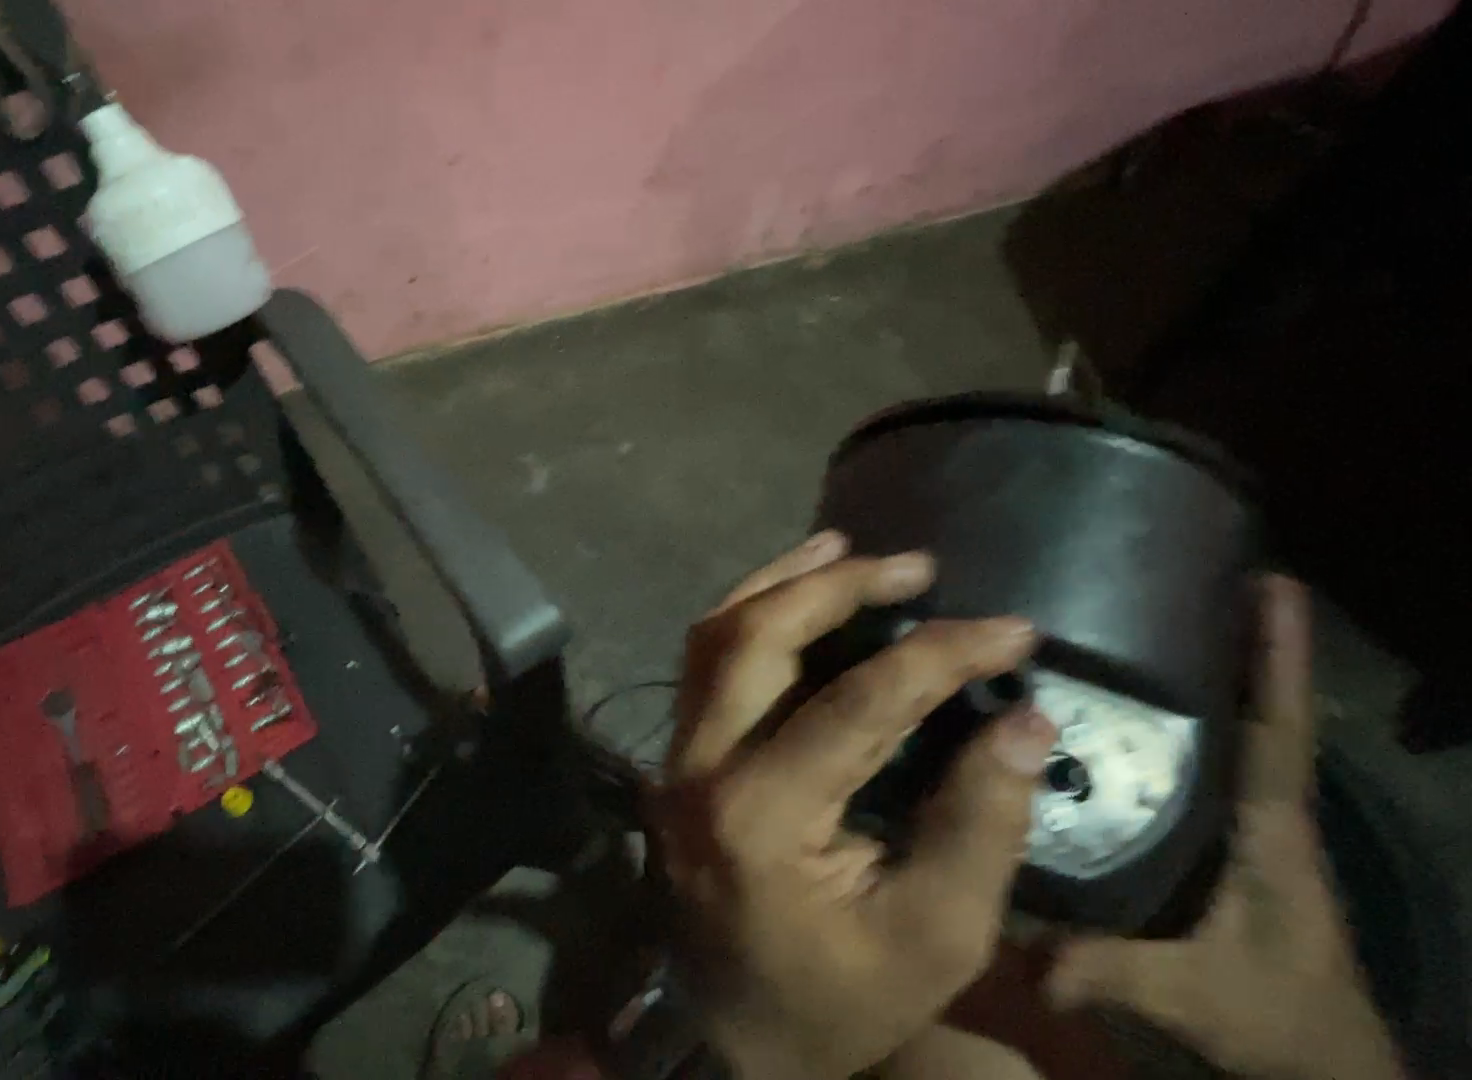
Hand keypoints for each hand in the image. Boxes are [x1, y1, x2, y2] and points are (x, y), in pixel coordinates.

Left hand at [653, 532, 1057, 1078]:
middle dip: (835, 588)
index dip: (940, 656)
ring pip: (712, 638)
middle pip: (753, 640)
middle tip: (915, 568)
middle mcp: (698, 767)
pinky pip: (703, 664)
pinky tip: (793, 594)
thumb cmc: (839, 998)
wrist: (732, 1028)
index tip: (1013, 631)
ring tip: (847, 552)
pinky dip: (749, 616)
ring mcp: (674, 756)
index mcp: (760, 816)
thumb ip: (979, 824)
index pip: (856, 704)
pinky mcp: (675, 755)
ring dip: (779, 584)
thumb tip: (1024, 719)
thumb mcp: (934, 936)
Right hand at [1049, 577, 1403, 1079]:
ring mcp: (1224, 825)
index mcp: (1266, 828)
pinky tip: (1080, 715)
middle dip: (1216, 643)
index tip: (1271, 583)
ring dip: (1176, 681)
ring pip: (1201, 737)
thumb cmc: (1278, 1022)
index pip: (1277, 730)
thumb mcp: (1196, 997)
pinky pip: (1167, 770)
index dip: (1276, 658)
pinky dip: (1143, 731)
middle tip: (1156, 583)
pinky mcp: (1196, 843)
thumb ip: (1115, 969)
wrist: (1316, 1069)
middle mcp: (1247, 810)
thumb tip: (1027, 954)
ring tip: (1110, 628)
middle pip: (1237, 711)